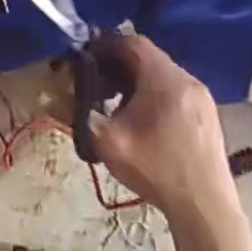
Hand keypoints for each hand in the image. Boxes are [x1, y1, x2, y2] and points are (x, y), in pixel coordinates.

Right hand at [91, 34, 235, 221]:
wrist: (205, 208)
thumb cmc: (155, 170)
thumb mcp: (106, 142)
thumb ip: (76, 113)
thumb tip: (46, 96)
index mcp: (166, 82)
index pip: (133, 42)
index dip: (105, 43)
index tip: (83, 55)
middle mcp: (189, 82)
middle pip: (148, 55)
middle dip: (116, 62)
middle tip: (91, 78)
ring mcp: (202, 98)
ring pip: (161, 71)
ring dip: (133, 76)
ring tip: (110, 97)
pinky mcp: (205, 114)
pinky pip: (173, 87)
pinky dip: (150, 89)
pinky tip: (136, 113)